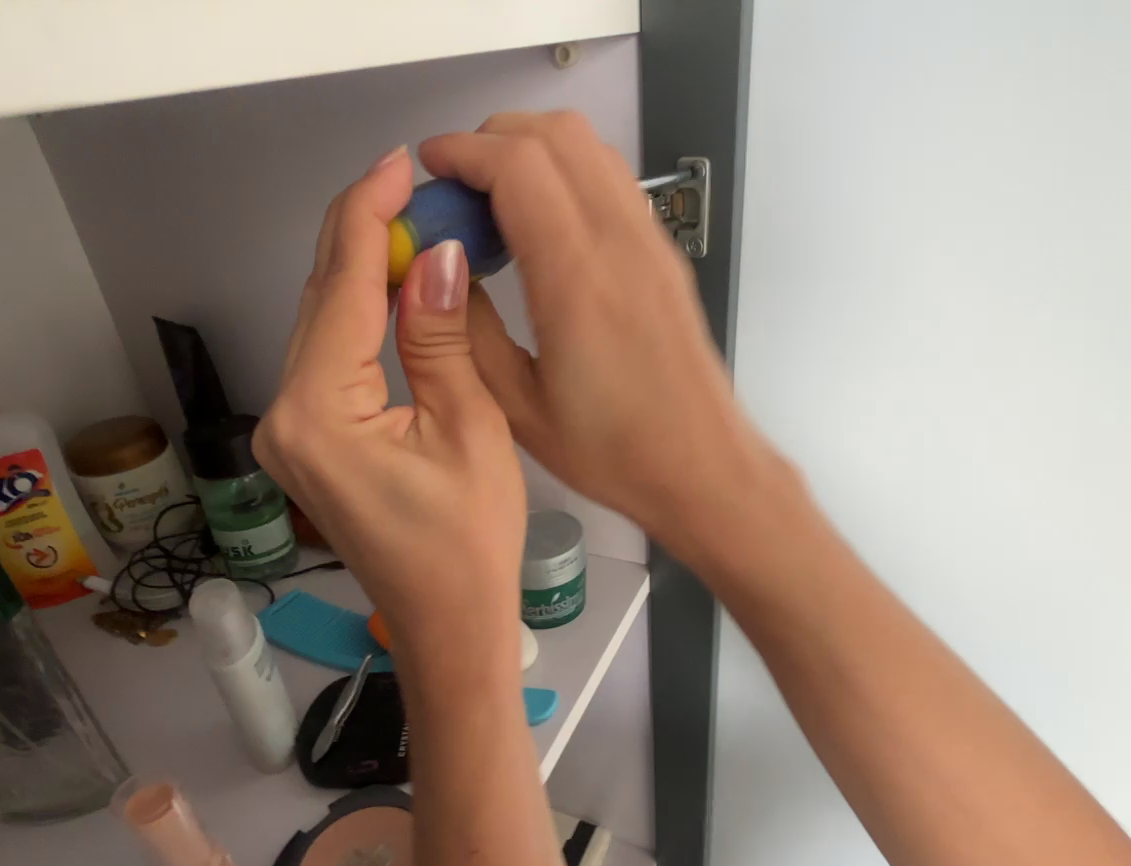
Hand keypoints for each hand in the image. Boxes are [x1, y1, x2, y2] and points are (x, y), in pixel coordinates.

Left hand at [254, 147, 525, 666]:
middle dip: (361, 237)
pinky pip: (327, 362)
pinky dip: (358, 321)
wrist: (448, 624)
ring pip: (321, 327)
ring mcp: (289, 434)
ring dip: (361, 276)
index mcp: (319, 414)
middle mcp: (285, 417)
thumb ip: (441, 337)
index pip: (342, 288)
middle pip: (320, 300)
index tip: (396, 166)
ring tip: (410, 232)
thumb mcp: (471, 430)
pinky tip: (393, 296)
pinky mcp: (307, 445)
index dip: (369, 218)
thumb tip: (437, 258)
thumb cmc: (470, 547)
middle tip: (409, 188)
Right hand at [418, 112, 783, 542]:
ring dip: (532, 153)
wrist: (700, 466)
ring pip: (589, 147)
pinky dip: (566, 176)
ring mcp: (649, 244)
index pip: (516, 164)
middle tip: (456, 189)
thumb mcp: (517, 406)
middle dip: (492, 141)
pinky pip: (611, 182)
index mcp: (577, 279)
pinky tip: (540, 229)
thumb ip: (467, 330)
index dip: (463, 151)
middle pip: (554, 134)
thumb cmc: (616, 451)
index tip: (430, 169)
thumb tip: (435, 273)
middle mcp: (619, 244)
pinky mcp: (662, 257)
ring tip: (493, 205)